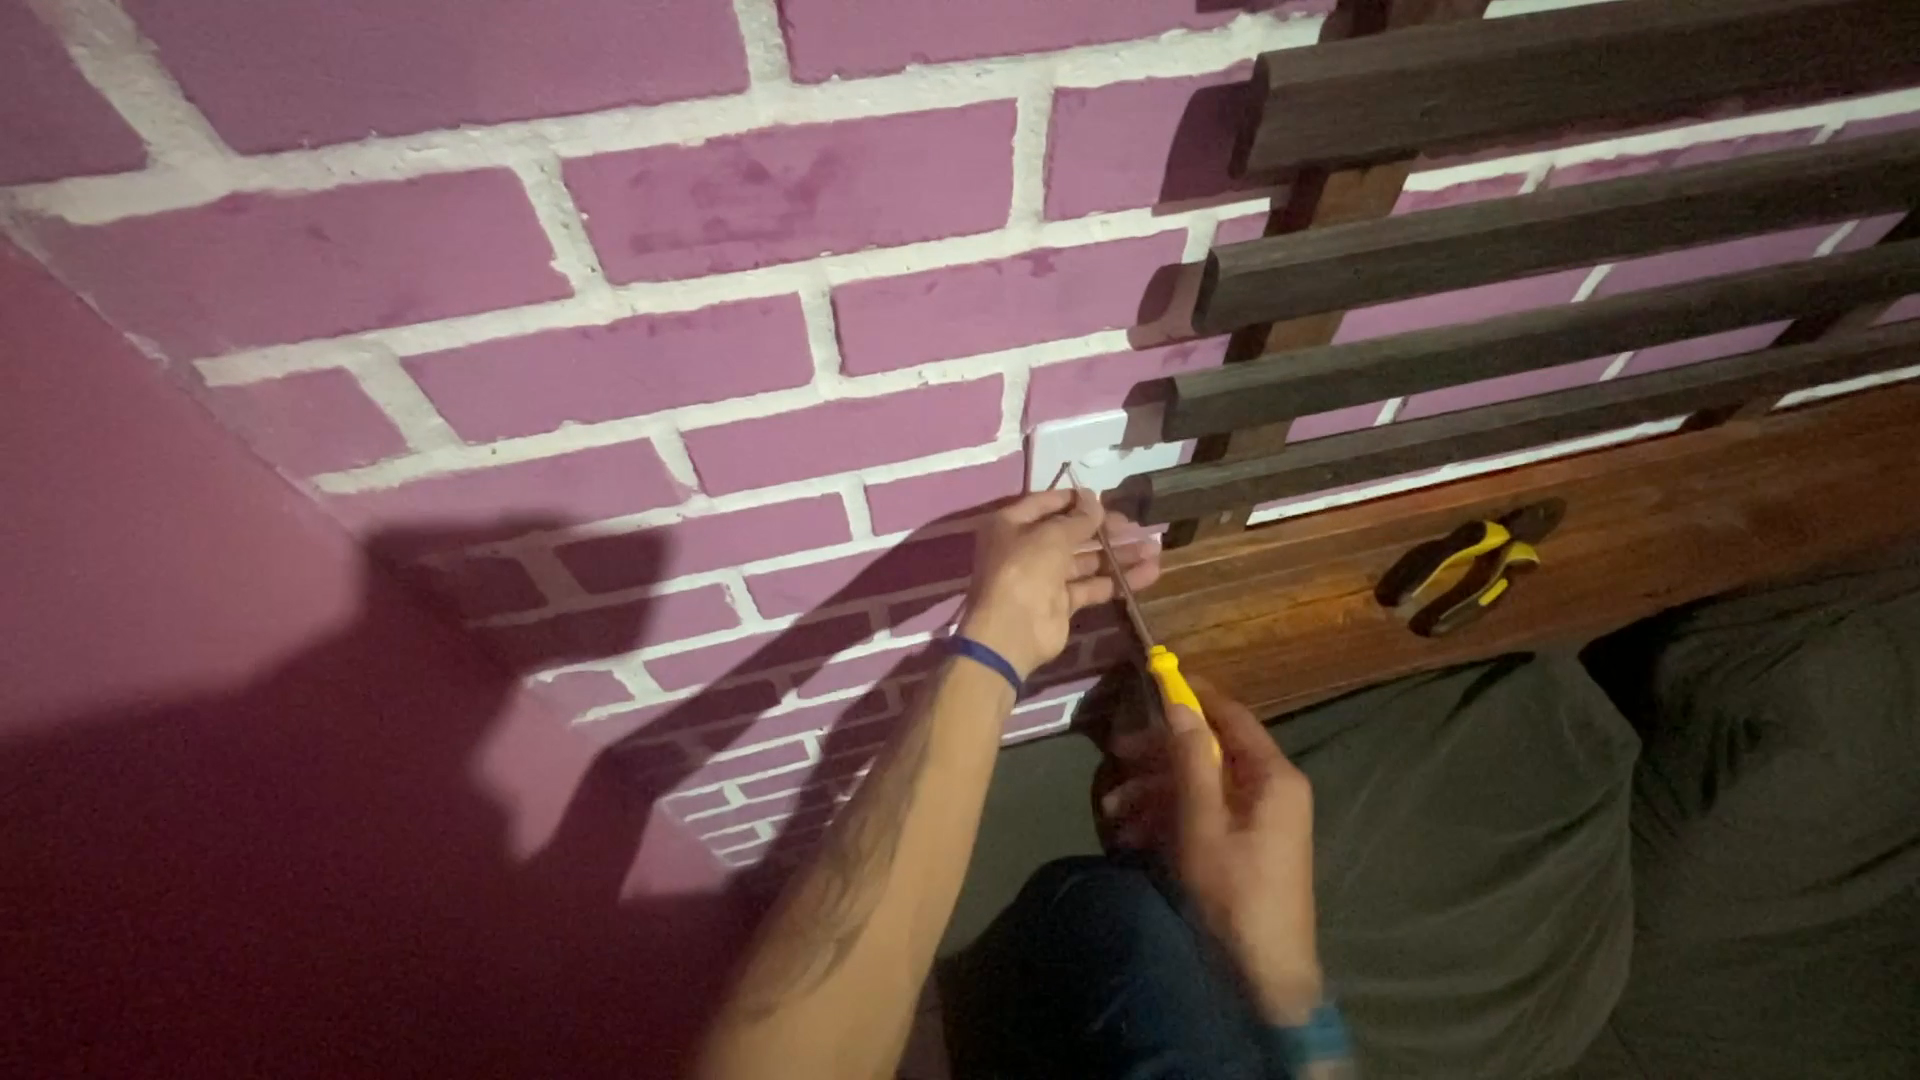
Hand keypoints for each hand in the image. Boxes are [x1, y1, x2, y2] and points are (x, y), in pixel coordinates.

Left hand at [957, 488, 1158, 678]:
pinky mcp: (1061, 603)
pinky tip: (1148, 573)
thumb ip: (1077, 519)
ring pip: (1085, 561)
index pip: (1046, 504)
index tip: (1105, 499)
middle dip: (1104, 530)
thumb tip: (1094, 500)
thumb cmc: (1025, 569)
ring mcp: (1044, 577)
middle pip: (1070, 534)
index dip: (1076, 501)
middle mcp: (1026, 548)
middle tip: (1136, 526)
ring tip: (1153, 549)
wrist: (1012, 631)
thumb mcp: (1051, 535)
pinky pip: (1092, 586)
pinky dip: (1117, 581)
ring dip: (1117, 555)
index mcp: (1012, 525)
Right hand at [1104, 679, 1322, 1024]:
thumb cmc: (1232, 891)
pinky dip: (1167, 818)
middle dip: (1157, 756)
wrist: (1263, 977)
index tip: (1152, 679)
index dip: (1192, 695)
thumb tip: (1178, 703)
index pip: (1231, 715)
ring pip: (1198, 784)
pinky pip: (1202, 814)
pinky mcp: (1243, 844)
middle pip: (1208, 751)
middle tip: (1114, 758)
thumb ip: (1190, 759)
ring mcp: (1258, 818)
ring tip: (1113, 815)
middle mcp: (1270, 788)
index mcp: (1272, 776)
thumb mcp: (1201, 821)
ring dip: (1153, 792)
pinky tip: (1131, 837)